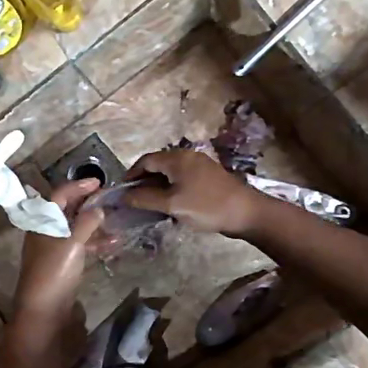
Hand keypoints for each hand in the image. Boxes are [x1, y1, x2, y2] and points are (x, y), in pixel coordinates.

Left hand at [11, 179, 103, 332]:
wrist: (43, 310)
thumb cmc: (54, 270)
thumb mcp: (72, 242)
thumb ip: (87, 222)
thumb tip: (99, 209)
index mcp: (43, 221)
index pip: (60, 194)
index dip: (79, 186)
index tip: (99, 182)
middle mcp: (46, 231)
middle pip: (68, 210)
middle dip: (89, 203)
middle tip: (109, 199)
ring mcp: (54, 248)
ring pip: (76, 228)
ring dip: (95, 223)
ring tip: (115, 221)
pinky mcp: (62, 263)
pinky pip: (80, 245)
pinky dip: (95, 242)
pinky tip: (113, 244)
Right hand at [122, 150, 271, 236]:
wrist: (245, 212)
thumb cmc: (206, 206)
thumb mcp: (171, 204)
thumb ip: (145, 199)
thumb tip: (123, 196)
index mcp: (177, 157)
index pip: (145, 160)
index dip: (131, 175)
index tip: (122, 192)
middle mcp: (188, 155)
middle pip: (158, 164)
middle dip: (144, 182)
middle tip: (136, 201)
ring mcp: (200, 164)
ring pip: (171, 172)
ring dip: (159, 186)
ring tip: (152, 205)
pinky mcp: (209, 176)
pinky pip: (184, 178)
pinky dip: (173, 188)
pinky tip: (173, 205)